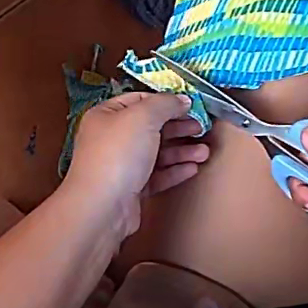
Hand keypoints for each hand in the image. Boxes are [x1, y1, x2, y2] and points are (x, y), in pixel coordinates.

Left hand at [64, 92, 209, 236]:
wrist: (103, 207)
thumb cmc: (118, 155)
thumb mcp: (144, 117)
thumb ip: (165, 104)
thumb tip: (182, 100)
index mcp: (107, 115)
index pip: (140, 100)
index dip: (165, 101)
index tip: (190, 106)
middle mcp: (112, 138)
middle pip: (151, 128)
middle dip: (179, 128)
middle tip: (201, 129)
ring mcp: (121, 165)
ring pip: (156, 153)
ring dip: (182, 151)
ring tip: (204, 153)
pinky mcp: (131, 189)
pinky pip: (156, 176)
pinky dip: (174, 171)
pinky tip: (192, 169)